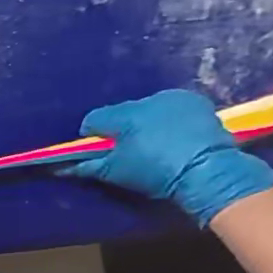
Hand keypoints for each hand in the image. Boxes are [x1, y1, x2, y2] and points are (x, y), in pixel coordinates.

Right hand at [66, 89, 272, 225]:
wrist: (211, 172)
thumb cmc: (157, 173)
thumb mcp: (117, 172)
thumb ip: (86, 166)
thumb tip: (60, 167)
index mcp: (124, 116)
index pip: (94, 119)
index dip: (92, 136)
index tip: (100, 152)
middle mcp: (146, 100)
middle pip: (121, 113)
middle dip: (122, 129)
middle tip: (130, 151)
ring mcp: (172, 98)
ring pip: (146, 109)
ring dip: (145, 122)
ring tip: (156, 145)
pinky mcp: (194, 101)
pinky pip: (171, 108)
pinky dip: (168, 119)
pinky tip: (176, 136)